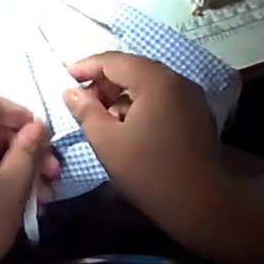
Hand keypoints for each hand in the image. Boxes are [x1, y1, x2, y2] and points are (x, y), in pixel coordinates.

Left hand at [0, 96, 59, 263]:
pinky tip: (28, 203)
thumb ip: (28, 148)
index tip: (45, 139)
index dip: (22, 114)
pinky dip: (4, 179)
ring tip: (46, 195)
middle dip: (28, 147)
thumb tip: (38, 125)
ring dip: (21, 167)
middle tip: (54, 173)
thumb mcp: (14, 183)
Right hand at [62, 53, 245, 248]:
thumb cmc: (147, 170)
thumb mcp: (107, 141)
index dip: (86, 67)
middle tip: (81, 99)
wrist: (198, 202)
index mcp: (155, 81)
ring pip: (148, 84)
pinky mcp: (196, 113)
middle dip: (104, 81)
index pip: (114, 61)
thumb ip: (86, 111)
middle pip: (133, 68)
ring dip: (122, 94)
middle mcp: (177, 80)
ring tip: (101, 115)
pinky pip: (162, 98)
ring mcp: (191, 96)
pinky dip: (141, 103)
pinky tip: (127, 125)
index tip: (65, 77)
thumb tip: (71, 91)